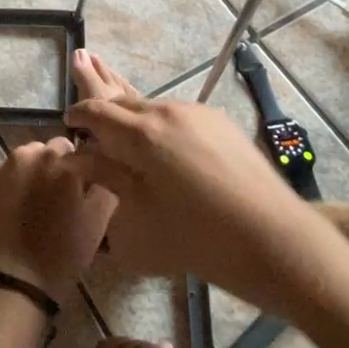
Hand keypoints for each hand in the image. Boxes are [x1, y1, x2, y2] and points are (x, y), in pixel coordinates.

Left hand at [0, 137, 117, 303]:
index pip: (81, 151)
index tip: (85, 185)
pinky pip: (7, 171)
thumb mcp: (97, 222)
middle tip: (61, 193)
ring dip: (35, 169)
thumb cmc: (63, 250)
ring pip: (27, 156)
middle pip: (51, 149)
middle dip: (59, 165)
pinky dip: (15, 181)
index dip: (86, 168)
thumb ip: (104, 189)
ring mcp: (6, 165)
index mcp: (63, 164)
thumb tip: (101, 175)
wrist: (18, 272)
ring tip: (38, 198)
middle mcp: (32, 155)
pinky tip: (18, 204)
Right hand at [63, 93, 315, 292]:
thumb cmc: (201, 239)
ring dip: (135, 121)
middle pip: (123, 103)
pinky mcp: (220, 122)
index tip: (69, 124)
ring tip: (134, 149)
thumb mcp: (142, 214)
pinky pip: (178, 116)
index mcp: (142, 133)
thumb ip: (105, 176)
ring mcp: (197, 113)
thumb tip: (71, 157)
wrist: (279, 245)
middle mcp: (167, 112)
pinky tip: (170, 155)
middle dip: (105, 115)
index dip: (78, 116)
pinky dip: (163, 127)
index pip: (96, 111)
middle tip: (97, 139)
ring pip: (152, 108)